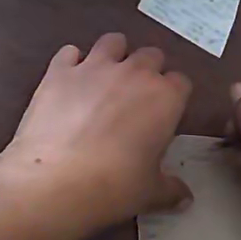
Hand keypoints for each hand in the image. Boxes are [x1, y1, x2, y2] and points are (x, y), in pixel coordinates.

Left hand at [0, 33, 192, 239]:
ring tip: (105, 78)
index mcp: (165, 98)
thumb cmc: (114, 186)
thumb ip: (171, 189)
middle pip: (151, 55)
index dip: (173, 96)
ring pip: (113, 41)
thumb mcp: (150, 193)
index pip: (181, 82)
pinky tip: (69, 82)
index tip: (164, 114)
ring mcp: (95, 66)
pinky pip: (69, 52)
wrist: (54, 181)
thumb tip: (185, 197)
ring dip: (114, 54)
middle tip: (136, 97)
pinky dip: (71, 62)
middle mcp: (134, 72)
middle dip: (148, 70)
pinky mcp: (59, 70)